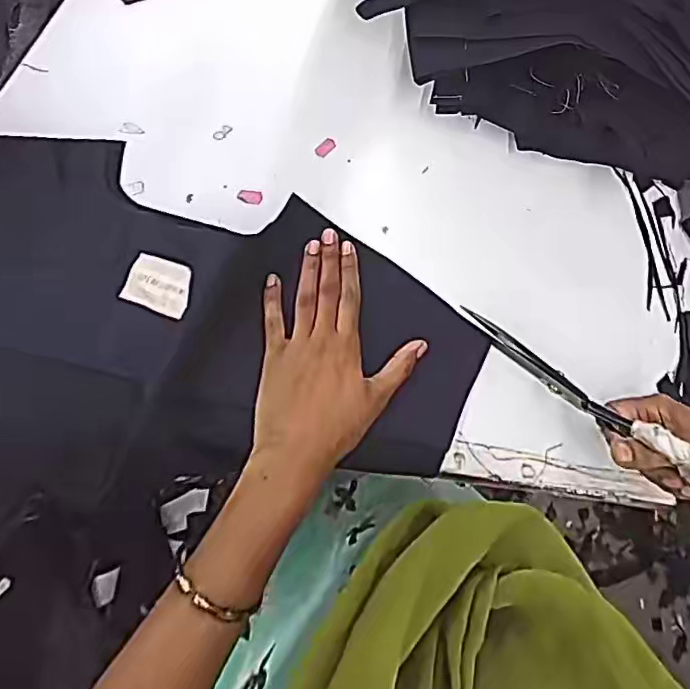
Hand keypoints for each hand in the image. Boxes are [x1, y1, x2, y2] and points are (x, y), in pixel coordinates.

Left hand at [249, 229, 425, 490]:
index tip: (347, 251)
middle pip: (327, 291)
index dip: (349, 271)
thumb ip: (398, 368)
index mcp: (345, 347)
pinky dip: (272, 299)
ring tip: (309, 248)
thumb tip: (417, 348)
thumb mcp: (376, 399)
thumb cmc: (333, 430)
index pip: (349, 298)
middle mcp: (320, 340)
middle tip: (327, 237)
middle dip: (328, 260)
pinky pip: (272, 321)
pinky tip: (273, 282)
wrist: (294, 451)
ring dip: (307, 271)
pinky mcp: (274, 356)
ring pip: (303, 299)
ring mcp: (295, 345)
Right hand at [605, 393, 689, 506]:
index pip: (618, 414)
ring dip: (664, 476)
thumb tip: (618, 447)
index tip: (624, 453)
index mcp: (660, 408)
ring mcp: (674, 442)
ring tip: (684, 476)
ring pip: (648, 463)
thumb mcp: (679, 453)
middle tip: (667, 467)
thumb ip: (644, 451)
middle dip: (648, 463)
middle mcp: (665, 421)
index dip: (617, 436)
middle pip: (632, 444)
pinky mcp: (682, 459)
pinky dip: (675, 483)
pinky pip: (664, 474)